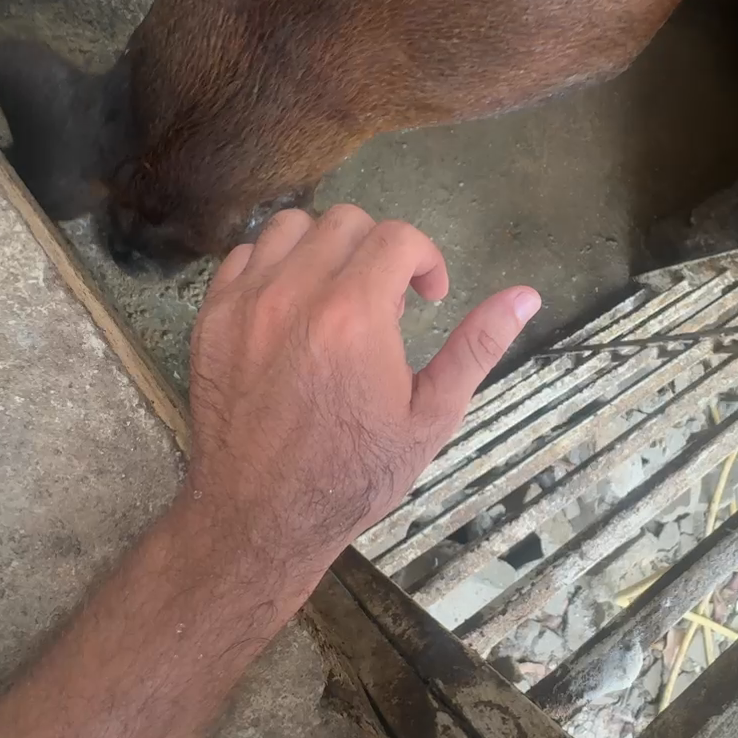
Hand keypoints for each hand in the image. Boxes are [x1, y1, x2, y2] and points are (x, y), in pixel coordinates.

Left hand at [176, 205, 539, 594]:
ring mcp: (245, 303)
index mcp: (356, 315)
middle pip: (347, 222)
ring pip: (292, 226)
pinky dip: (278, 265)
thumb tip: (526, 296)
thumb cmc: (358, 472)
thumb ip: (477, 346)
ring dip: (328, 248)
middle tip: (389, 303)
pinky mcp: (211, 318)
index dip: (427, 259)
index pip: (398, 237)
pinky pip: (246, 255)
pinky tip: (295, 307)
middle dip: (382, 250)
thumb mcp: (434, 415)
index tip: (429, 297)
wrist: (264, 515)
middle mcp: (296, 294)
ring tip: (341, 295)